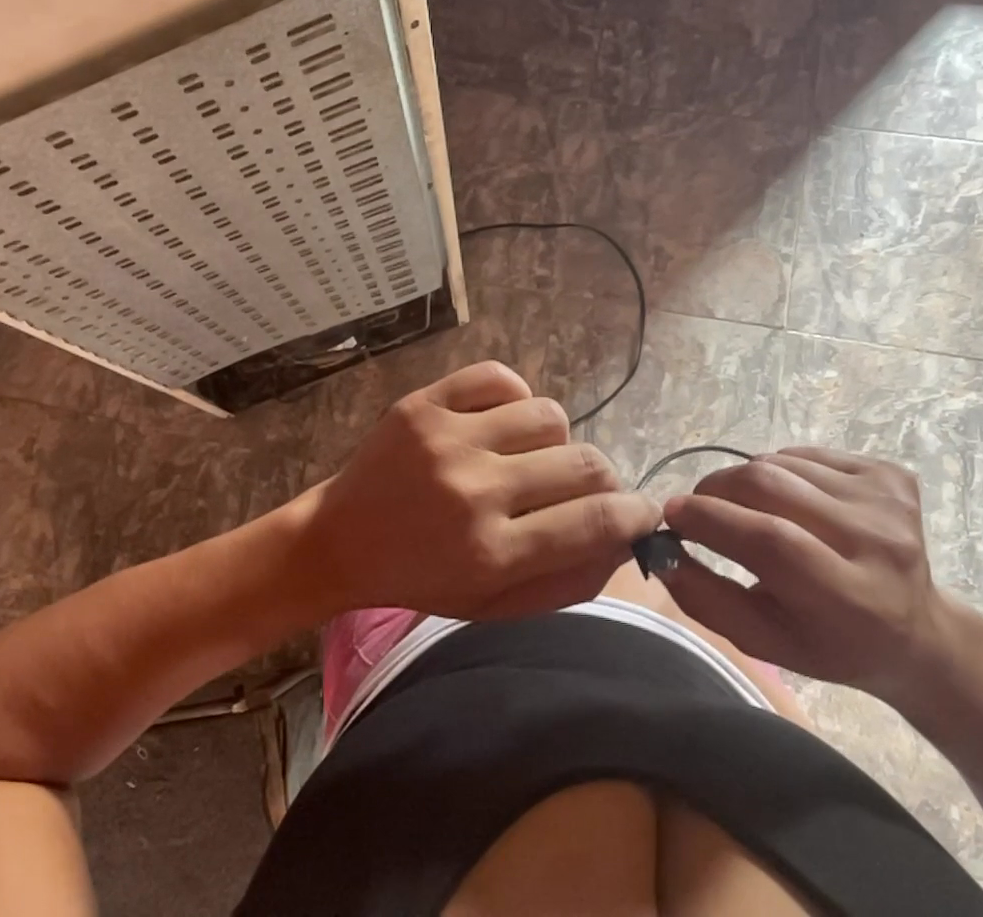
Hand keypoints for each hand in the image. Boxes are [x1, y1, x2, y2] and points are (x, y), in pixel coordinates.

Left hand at [300, 361, 659, 619]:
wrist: (339, 540)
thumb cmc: (422, 579)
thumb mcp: (496, 605)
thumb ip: (568, 580)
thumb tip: (629, 539)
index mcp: (491, 553)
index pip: (597, 522)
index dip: (636, 516)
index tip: (642, 514)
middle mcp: (472, 491)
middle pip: (586, 464)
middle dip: (602, 481)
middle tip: (583, 492)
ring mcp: (445, 440)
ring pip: (550, 417)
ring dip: (554, 443)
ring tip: (529, 461)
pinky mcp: (422, 403)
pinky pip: (500, 377)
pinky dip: (514, 399)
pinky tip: (501, 427)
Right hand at [657, 447, 973, 701]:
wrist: (914, 632)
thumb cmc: (825, 643)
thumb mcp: (759, 639)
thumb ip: (703, 597)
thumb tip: (659, 550)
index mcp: (846, 596)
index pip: (768, 539)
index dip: (709, 519)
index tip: (671, 516)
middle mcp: (876, 542)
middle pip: (768, 485)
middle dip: (714, 490)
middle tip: (698, 510)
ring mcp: (887, 502)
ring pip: (779, 463)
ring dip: (741, 480)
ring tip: (742, 508)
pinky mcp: (892, 475)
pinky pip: (804, 455)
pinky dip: (775, 470)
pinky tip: (784, 500)